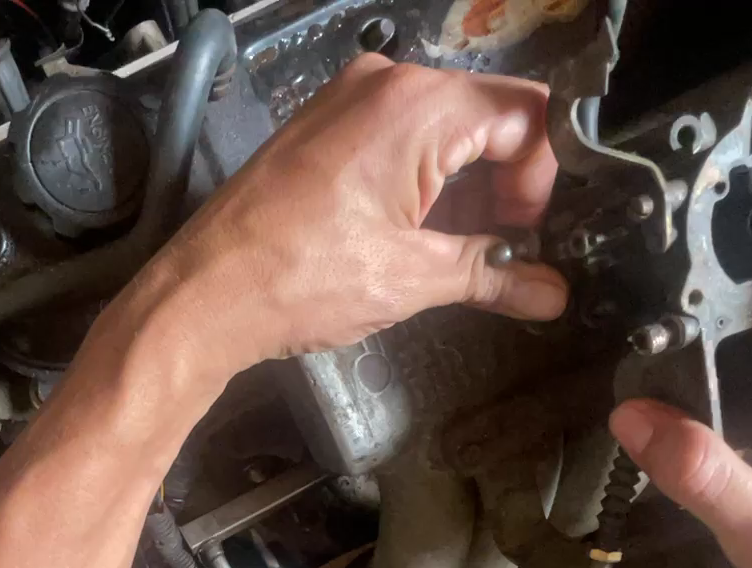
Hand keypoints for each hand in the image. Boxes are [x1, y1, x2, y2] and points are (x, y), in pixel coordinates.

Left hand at [141, 55, 569, 371]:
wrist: (203, 297)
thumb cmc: (297, 280)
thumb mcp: (410, 280)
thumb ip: (490, 276)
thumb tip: (548, 293)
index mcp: (417, 106)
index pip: (526, 117)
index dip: (542, 181)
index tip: (528, 237)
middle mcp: (382, 87)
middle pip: (482, 121)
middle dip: (501, 190)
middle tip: (498, 254)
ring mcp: (344, 107)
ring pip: (436, 136)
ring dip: (459, 195)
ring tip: (452, 257)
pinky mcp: (318, 136)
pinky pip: (391, 146)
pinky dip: (416, 189)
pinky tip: (409, 241)